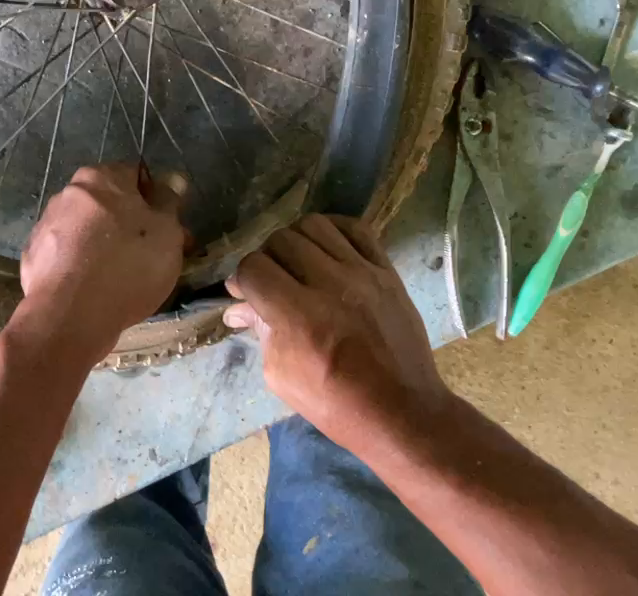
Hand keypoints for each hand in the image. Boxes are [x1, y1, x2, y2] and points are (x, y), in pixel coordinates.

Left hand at [17, 163, 189, 356]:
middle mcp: (68, 193)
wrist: (70, 316)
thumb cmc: (128, 265)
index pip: (137, 175)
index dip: (158, 202)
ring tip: (124, 280)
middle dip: (132, 225)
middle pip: (110, 204)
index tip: (170, 230)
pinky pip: (68, 256)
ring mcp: (46, 225)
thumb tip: (172, 179)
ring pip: (87, 231)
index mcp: (100, 177)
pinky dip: (82, 267)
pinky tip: (95, 290)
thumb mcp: (166, 232)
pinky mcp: (33, 258)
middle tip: (154, 257)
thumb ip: (169, 201)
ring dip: (106, 245)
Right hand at [224, 215, 454, 452]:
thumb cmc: (334, 403)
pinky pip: (356, 228)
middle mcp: (329, 284)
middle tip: (272, 281)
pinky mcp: (387, 271)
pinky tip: (327, 250)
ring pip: (314, 225)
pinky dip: (335, 231)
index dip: (242, 279)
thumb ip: (259, 330)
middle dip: (267, 258)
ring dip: (297, 240)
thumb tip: (237, 307)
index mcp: (298, 316)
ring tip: (300, 264)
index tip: (245, 293)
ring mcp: (362, 273)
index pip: (253, 267)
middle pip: (281, 240)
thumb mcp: (281, 375)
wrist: (400, 412)